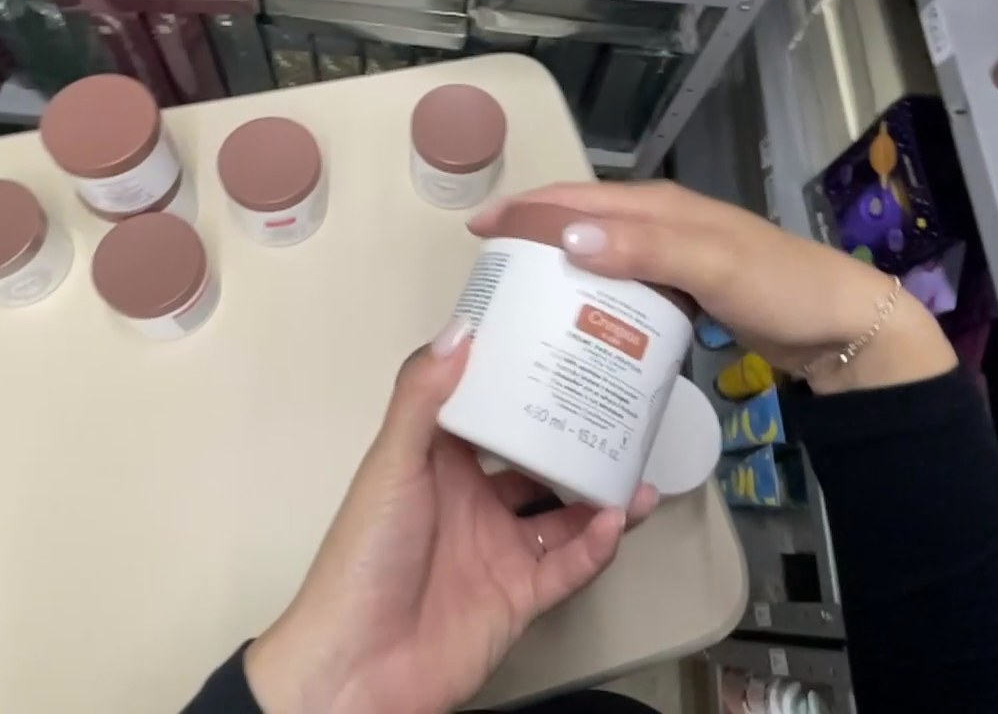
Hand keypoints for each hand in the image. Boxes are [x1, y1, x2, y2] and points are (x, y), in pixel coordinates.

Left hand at [245, 328, 659, 713]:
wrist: (359, 668)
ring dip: (599, 493)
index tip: (556, 349)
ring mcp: (499, 549)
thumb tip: (461, 330)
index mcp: (441, 462)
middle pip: (535, 461)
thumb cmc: (368, 552)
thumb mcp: (392, 464)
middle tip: (616, 408)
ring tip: (638, 468)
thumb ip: (422, 398)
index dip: (518, 383)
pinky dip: (596, 545)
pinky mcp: (520, 596)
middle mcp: (474, 499)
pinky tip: (619, 519)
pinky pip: (568, 566)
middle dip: (572, 438)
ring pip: (562, 513)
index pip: (488, 412)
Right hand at [470, 181, 953, 394]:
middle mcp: (658, 223)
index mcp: (659, 207)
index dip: (527, 208)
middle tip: (491, 269)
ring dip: (556, 265)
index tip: (480, 229)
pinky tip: (575, 319)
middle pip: (580, 220)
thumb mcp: (714, 264)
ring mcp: (669, 257)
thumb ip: (647, 248)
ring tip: (519, 296)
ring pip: (597, 251)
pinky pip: (619, 283)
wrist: (843, 328)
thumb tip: (568, 239)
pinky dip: (589, 293)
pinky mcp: (679, 290)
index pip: (578, 198)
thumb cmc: (779, 288)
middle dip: (531, 234)